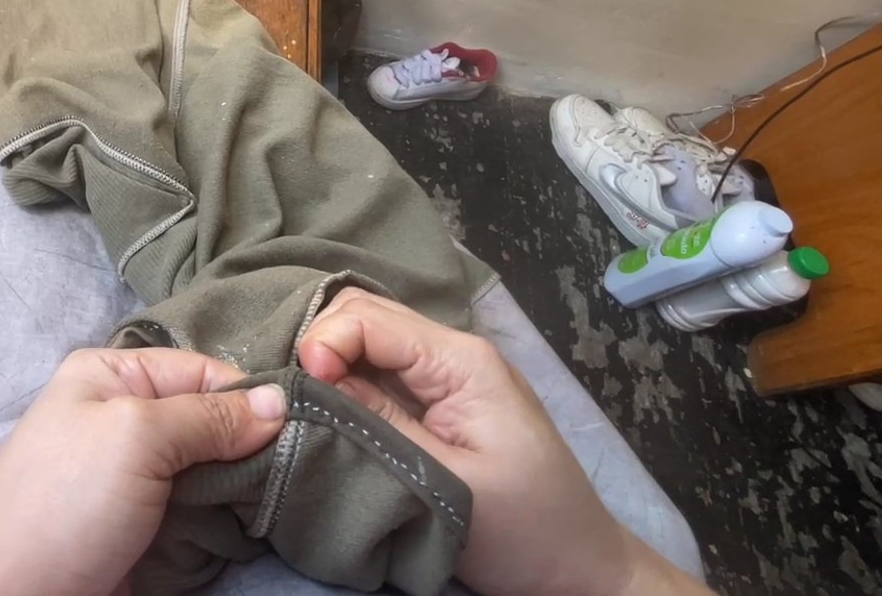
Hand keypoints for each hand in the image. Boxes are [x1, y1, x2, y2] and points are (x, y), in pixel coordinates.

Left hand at [0, 348, 287, 595]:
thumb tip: (281, 401)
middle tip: (298, 464)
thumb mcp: (137, 437)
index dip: (245, 392)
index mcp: (110, 372)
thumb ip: (209, 416)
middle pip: (206, 415)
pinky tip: (248, 522)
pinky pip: (196, 505)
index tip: (298, 421)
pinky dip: (221, 515)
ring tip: (277, 496)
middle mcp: (121, 412)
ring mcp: (131, 471)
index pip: (196, 367)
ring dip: (237, 485)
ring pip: (207, 465)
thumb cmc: (70, 500)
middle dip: (246, 442)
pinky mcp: (141, 520)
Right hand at [298, 290, 711, 595]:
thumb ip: (377, 424)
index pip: (369, 318)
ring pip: (364, 332)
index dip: (325, 342)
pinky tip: (332, 401)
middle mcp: (449, 347)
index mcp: (459, 360)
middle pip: (362, 312)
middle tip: (300, 394)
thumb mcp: (446, 483)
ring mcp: (442, 367)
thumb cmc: (525, 532)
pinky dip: (343, 374)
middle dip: (320, 342)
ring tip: (310, 399)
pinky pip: (375, 361)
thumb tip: (310, 382)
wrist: (582, 570)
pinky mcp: (433, 390)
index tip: (303, 389)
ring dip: (329, 358)